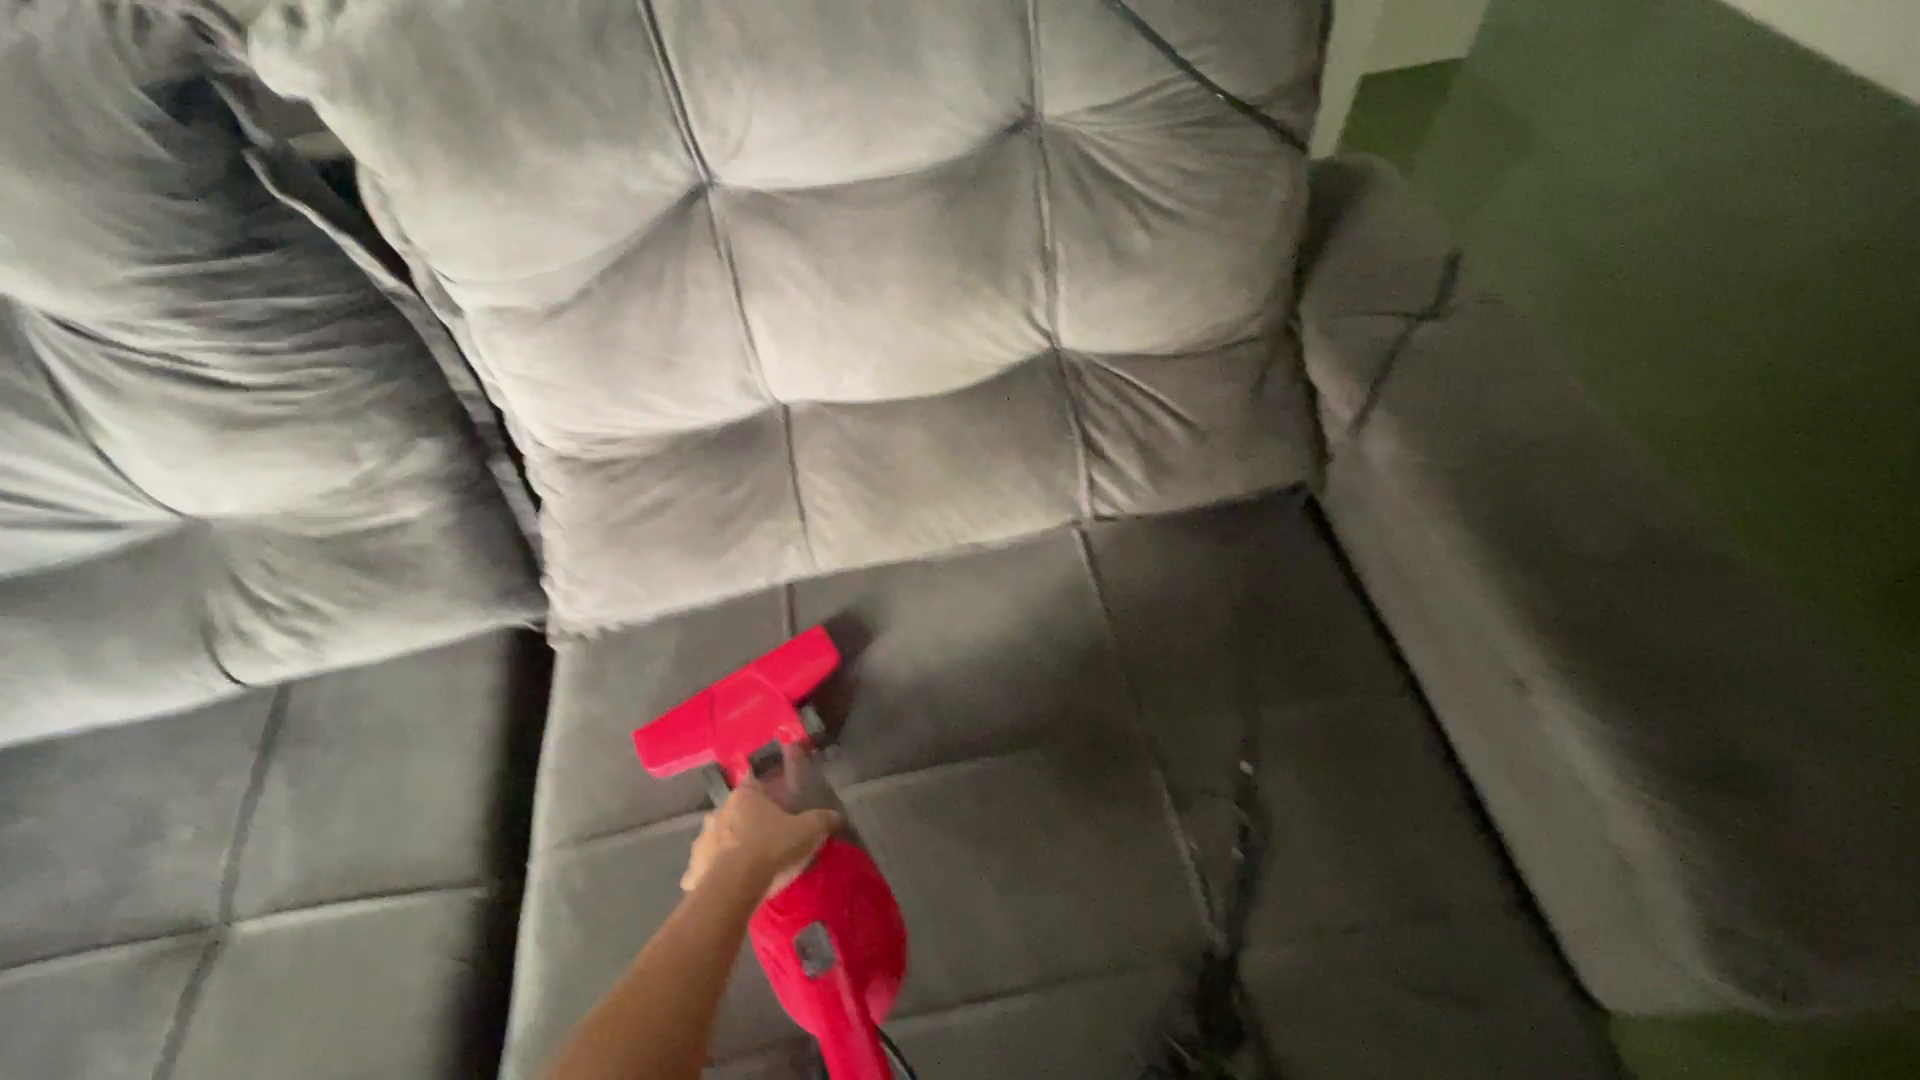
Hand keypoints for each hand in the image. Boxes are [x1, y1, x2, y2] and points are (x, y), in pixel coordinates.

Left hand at [681, 745, 842, 895]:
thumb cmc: (772, 848)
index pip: (755, 783)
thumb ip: (824, 819)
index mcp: (745, 795)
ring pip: (717, 838)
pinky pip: (704, 868)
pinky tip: (726, 883)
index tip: (778, 807)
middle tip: (767, 837)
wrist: (735, 887)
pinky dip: (713, 873)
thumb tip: (837, 816)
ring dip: (728, 846)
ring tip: (747, 864)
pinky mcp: (693, 869)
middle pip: (736, 811)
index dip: (767, 793)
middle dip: (748, 821)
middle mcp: (719, 811)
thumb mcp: (808, 830)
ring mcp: (702, 840)